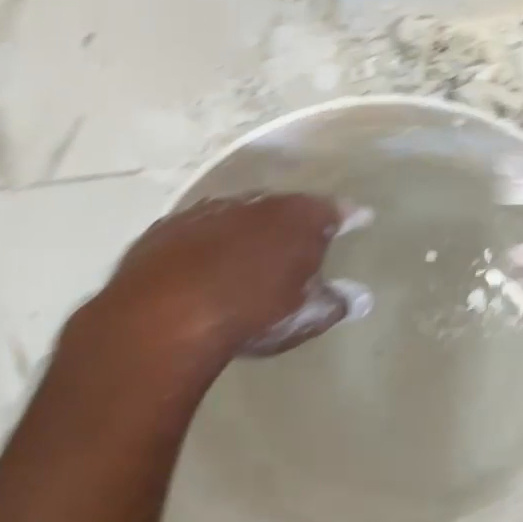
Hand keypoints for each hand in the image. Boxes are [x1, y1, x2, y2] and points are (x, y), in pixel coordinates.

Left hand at [80, 193, 363, 380]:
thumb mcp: (305, 316)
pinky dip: (208, 243)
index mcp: (297, 220)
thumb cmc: (251, 314)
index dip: (347, 217)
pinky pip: (198, 231)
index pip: (332, 212)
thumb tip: (359, 297)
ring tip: (252, 254)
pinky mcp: (166, 228)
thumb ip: (335, 302)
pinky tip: (205, 264)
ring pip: (238, 215)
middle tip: (301, 241)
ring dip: (247, 230)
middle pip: (283, 208)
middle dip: (293, 222)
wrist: (164, 315)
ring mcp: (207, 212)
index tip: (359, 218)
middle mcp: (255, 204)